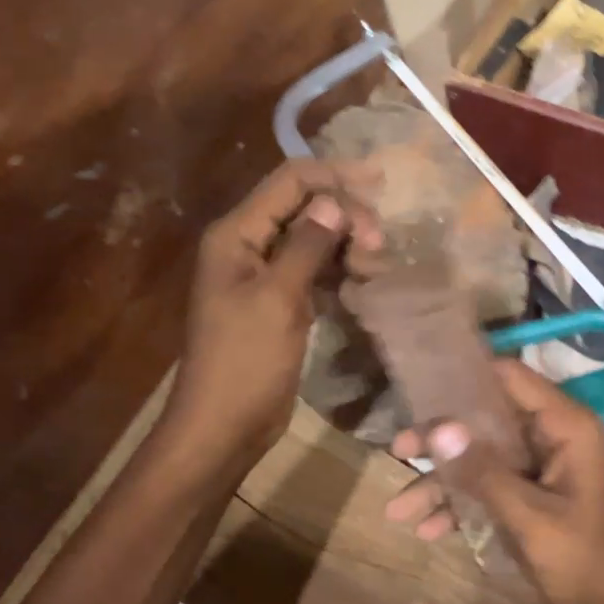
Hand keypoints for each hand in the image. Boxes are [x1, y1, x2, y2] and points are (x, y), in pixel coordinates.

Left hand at [171, 160, 381, 457]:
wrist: (222, 427)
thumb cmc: (244, 362)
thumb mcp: (278, 299)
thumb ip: (308, 245)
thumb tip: (334, 202)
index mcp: (237, 234)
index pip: (290, 181)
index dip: (334, 176)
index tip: (380, 182)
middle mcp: (248, 244)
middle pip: (303, 205)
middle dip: (345, 214)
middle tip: (380, 241)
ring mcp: (263, 273)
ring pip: (313, 237)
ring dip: (346, 241)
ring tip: (375, 262)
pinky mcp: (280, 300)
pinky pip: (314, 268)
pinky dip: (339, 268)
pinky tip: (364, 278)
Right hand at [384, 358, 603, 603]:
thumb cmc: (591, 563)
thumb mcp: (532, 520)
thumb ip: (484, 472)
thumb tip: (438, 427)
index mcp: (565, 426)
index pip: (509, 377)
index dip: (464, 376)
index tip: (418, 384)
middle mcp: (556, 437)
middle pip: (489, 421)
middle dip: (442, 440)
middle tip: (396, 450)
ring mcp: (549, 469)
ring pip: (487, 459)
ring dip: (446, 482)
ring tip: (398, 509)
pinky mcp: (543, 499)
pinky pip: (497, 489)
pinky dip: (466, 505)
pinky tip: (431, 531)